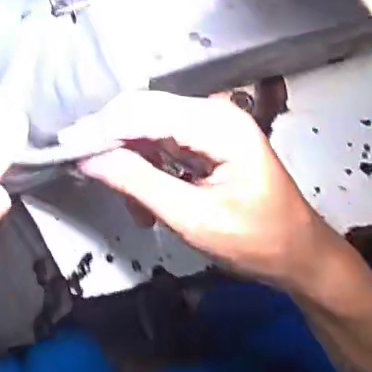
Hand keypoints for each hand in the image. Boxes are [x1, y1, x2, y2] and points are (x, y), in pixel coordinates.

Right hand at [61, 92, 353, 296]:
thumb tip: (87, 159)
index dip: (101, 128)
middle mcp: (210, 111)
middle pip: (139, 111)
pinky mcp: (200, 137)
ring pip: (142, 125)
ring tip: (129, 204)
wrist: (306, 260)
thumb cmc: (260, 242)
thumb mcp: (196, 220)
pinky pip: (154, 140)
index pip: (142, 112)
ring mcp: (205, 123)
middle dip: (109, 141)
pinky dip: (141, 166)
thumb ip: (139, 184)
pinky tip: (142, 201)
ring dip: (126, 160)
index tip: (66, 147)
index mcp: (217, 124)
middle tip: (82, 169)